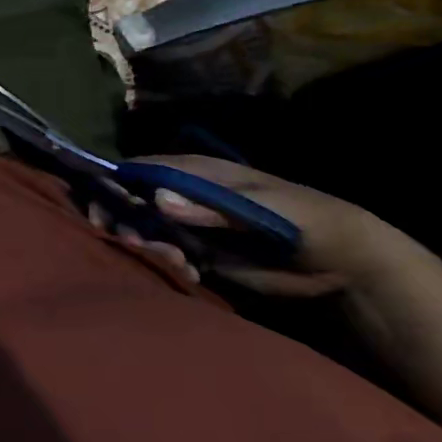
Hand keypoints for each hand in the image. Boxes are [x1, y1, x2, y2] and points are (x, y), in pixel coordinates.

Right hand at [110, 155, 395, 297]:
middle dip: (125, 220)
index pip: (142, 169)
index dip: (115, 183)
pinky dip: (165, 263)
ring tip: (175, 261)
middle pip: (134, 199)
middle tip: (134, 243)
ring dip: (146, 245)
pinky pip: (166, 254)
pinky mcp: (199, 253)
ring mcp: (191, 225)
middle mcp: (185, 195)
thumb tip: (156, 199)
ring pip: (146, 229)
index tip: (100, 207)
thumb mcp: (263, 209)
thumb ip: (212, 207)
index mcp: (198, 172)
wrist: (340, 260)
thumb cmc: (303, 219)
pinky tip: (186, 272)